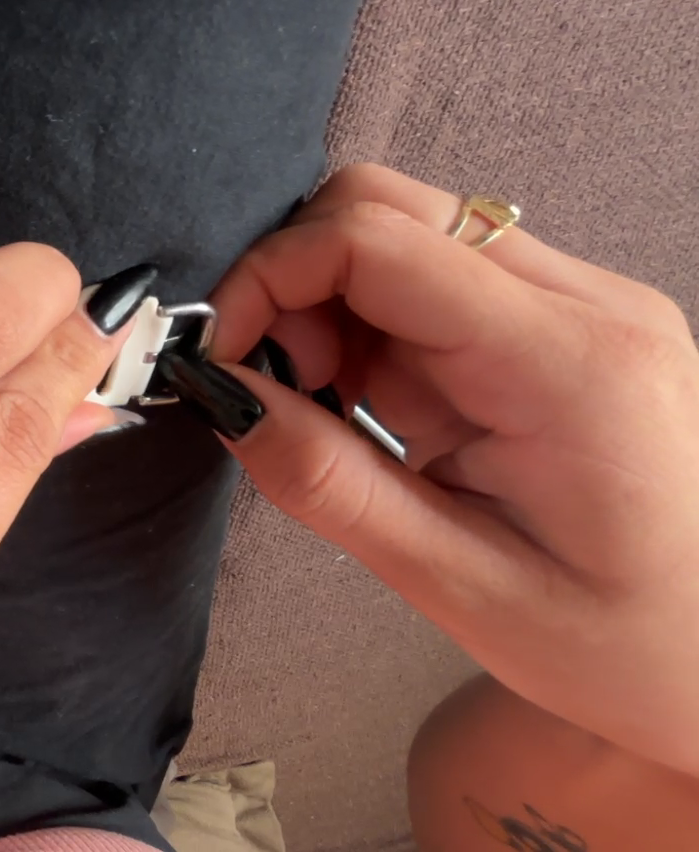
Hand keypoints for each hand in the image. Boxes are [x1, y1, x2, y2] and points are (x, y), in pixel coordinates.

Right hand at [200, 163, 698, 774]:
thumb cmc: (633, 647)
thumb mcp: (458, 587)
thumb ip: (321, 479)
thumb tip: (219, 391)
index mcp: (569, 365)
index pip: (368, 240)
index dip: (263, 279)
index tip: (222, 359)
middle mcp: (578, 303)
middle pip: (374, 206)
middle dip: (285, 280)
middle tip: (280, 376)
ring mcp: (567, 301)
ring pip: (382, 227)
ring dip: (311, 300)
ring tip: (323, 393)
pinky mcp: (539, 316)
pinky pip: (403, 271)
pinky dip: (342, 317)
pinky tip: (356, 389)